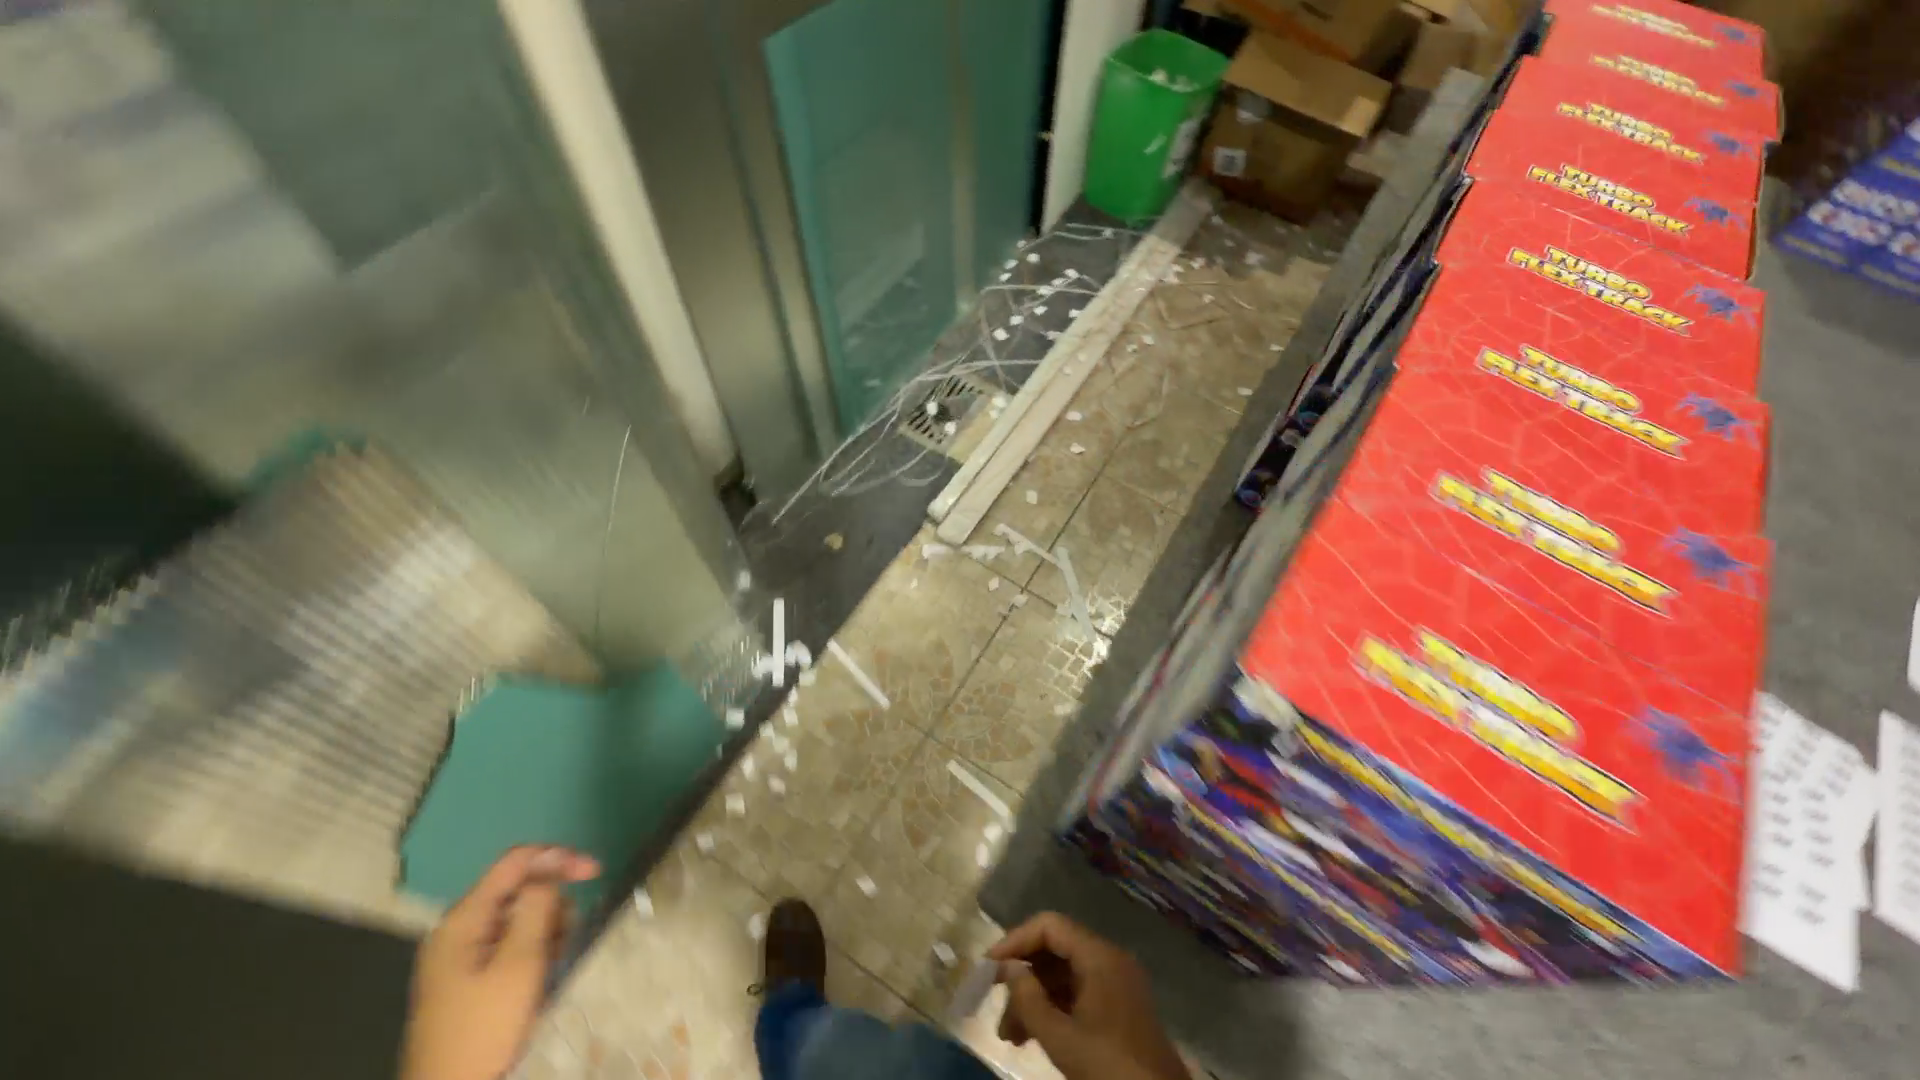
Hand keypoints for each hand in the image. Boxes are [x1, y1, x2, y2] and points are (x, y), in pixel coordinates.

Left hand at [400, 846, 599, 1079]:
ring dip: (546, 930)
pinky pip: (512, 943)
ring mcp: (465, 953)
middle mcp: (461, 927)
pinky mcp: (473, 975)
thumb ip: (536, 910)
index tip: (596, 871)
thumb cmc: (484, 1027)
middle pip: (519, 889)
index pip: (515, 862)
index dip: (557, 858)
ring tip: (552, 963)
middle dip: (552, 904)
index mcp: (464, 918)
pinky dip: (534, 950)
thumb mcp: (518, 965)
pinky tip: (543, 973)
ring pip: (520, 917)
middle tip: (565, 937)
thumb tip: (550, 873)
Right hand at [989, 912, 1189, 1079]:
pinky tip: (1032, 1036)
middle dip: (1022, 977)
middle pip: (1055, 950)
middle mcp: (1109, 960)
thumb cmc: (1108, 1066)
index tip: (989, 967)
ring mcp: (1117, 983)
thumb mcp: (1059, 1036)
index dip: (1016, 941)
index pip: (1050, 926)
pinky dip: (1054, 1008)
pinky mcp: (1119, 1006)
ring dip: (1034, 999)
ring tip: (1009, 1036)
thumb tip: (1007, 968)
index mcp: (1099, 956)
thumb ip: (1028, 998)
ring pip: (1064, 975)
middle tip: (995, 1006)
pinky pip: (1078, 993)